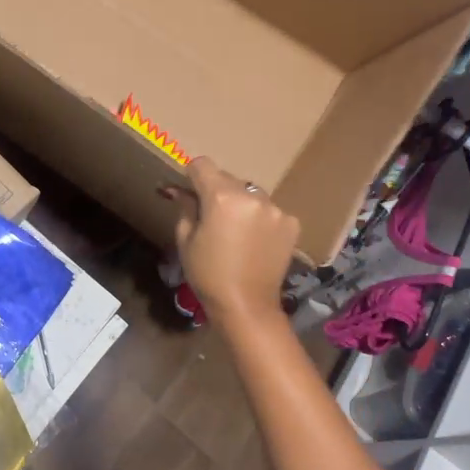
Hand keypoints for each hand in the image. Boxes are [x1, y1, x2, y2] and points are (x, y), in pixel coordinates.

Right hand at [164, 156, 299, 319]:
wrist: (247, 304)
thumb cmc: (208, 273)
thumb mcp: (186, 239)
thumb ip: (185, 207)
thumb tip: (179, 189)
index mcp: (222, 198)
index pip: (203, 164)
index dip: (192, 175)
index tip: (189, 192)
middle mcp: (252, 196)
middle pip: (228, 178)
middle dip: (216, 191)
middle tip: (211, 217)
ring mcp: (275, 209)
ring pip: (249, 194)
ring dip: (240, 204)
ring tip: (235, 231)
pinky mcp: (291, 223)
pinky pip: (268, 210)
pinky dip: (259, 218)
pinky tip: (254, 240)